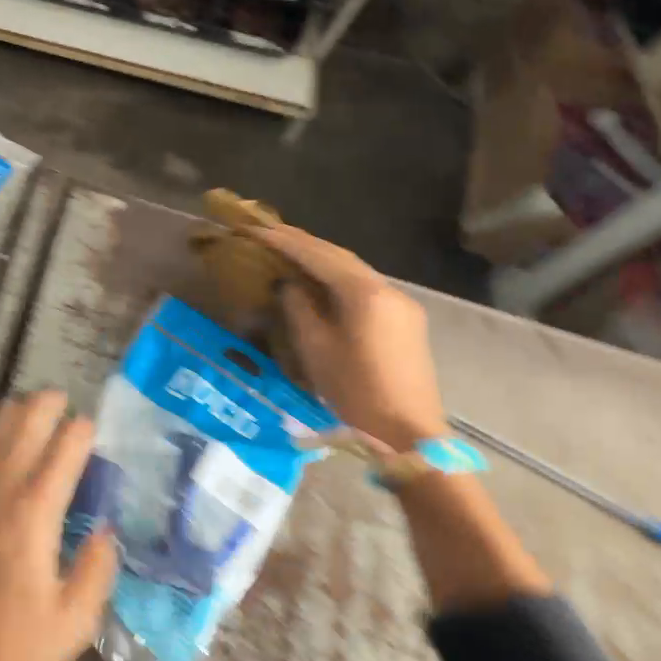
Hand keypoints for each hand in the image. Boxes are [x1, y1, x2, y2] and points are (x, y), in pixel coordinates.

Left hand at [0, 391, 117, 660]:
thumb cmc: (19, 641)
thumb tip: (105, 528)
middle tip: (60, 397)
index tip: (89, 422)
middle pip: (22, 431)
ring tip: (28, 407)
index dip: (77, 434)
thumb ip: (96, 569)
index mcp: (33, 518)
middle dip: (43, 407)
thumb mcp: (75, 618)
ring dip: (11, 416)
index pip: (61, 458)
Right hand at [250, 224, 446, 450]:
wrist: (408, 432)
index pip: (317, 255)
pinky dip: (336, 275)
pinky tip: (317, 277)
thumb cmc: (355, 388)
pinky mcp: (404, 320)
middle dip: (301, 242)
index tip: (252, 228)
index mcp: (364, 293)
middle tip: (266, 231)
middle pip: (338, 255)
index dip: (282, 240)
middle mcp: (388, 289)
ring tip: (287, 248)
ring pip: (353, 268)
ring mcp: (401, 304)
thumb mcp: (314, 346)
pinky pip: (363, 285)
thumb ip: (298, 306)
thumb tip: (288, 284)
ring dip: (319, 256)